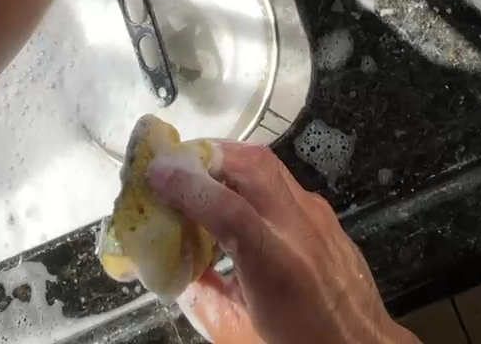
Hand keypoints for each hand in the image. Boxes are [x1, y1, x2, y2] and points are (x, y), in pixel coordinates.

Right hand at [148, 142, 415, 343]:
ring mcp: (317, 215)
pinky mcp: (324, 212)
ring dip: (227, 159)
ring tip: (197, 174)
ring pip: (268, 164)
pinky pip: (281, 179)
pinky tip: (233, 196)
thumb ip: (200, 296)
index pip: (230, 212)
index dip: (190, 187)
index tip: (156, 172)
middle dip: (206, 156)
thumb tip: (166, 263)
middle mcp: (301, 230)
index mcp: (278, 269)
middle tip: (173, 164)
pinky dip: (248, 176)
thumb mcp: (237, 336)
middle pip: (253, 167)